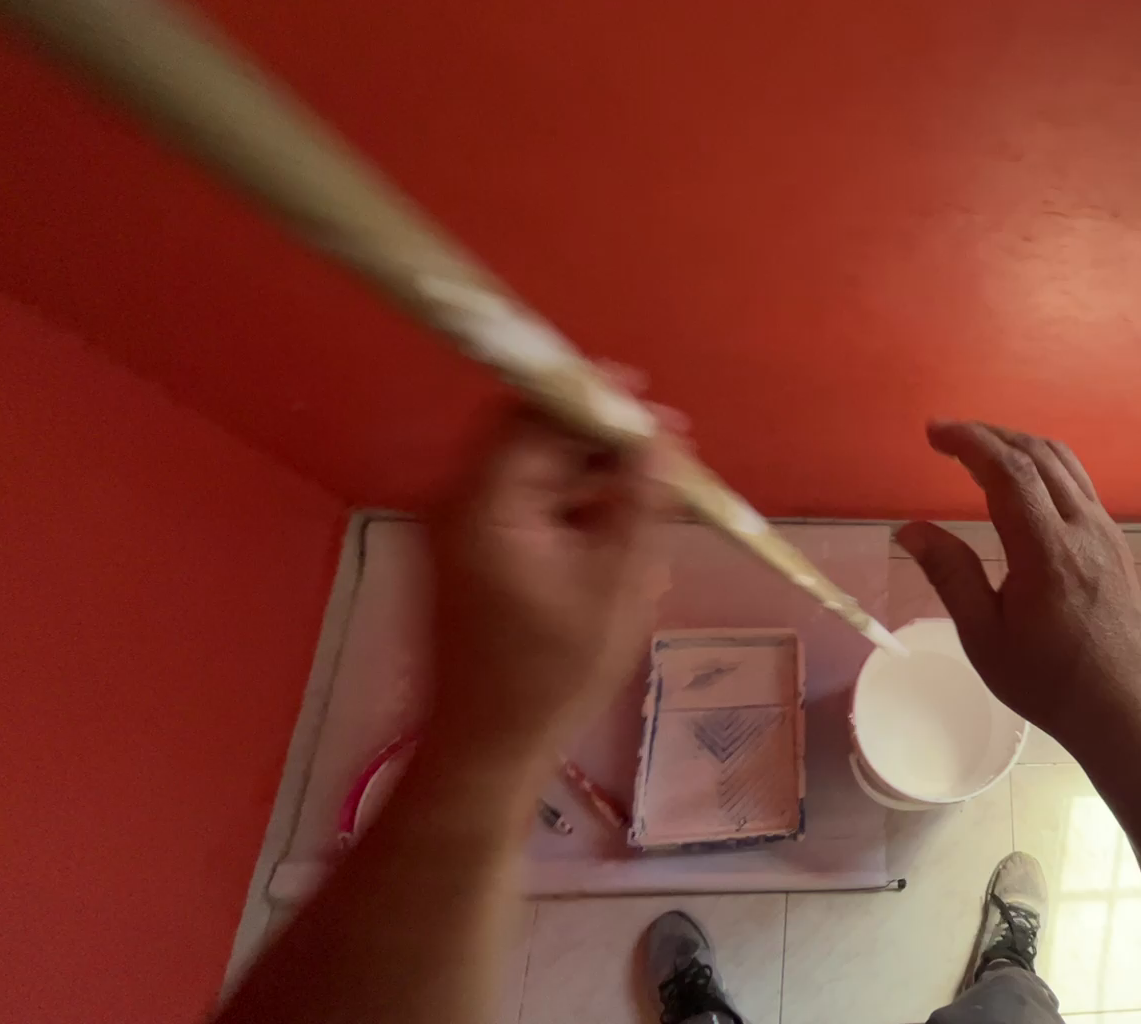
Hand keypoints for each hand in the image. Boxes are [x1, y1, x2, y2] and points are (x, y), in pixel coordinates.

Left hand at [425, 399, 675, 760]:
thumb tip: (659, 444)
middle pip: (537, 441)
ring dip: (603, 472)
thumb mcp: (615, 584)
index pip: (529, 417)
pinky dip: (587, 508)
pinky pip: (541, 510)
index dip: (588, 396)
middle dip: (607, 436)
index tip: (646, 396)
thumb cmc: (555, 670)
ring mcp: (474, 534)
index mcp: (486, 506)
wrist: (492, 745)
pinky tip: (635, 527)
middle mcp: (468, 506)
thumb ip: (638, 505)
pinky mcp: (488, 558)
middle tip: (673, 445)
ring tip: (666, 485)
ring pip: (544, 476)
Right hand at [895, 420, 1140, 746]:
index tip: (934, 433)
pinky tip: (1020, 477)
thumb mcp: (985, 637)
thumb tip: (910, 530)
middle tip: (946, 436)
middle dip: (988, 434)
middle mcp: (1082, 527)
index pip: (1009, 471)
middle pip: (1036, 454)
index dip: (969, 442)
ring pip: (1062, 460)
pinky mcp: (1113, 537)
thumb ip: (950, 576)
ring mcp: (1104, 529)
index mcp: (1047, 551)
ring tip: (978, 447)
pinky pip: (1076, 479)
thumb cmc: (1048, 680)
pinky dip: (1041, 462)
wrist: (1124, 704)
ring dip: (1017, 442)